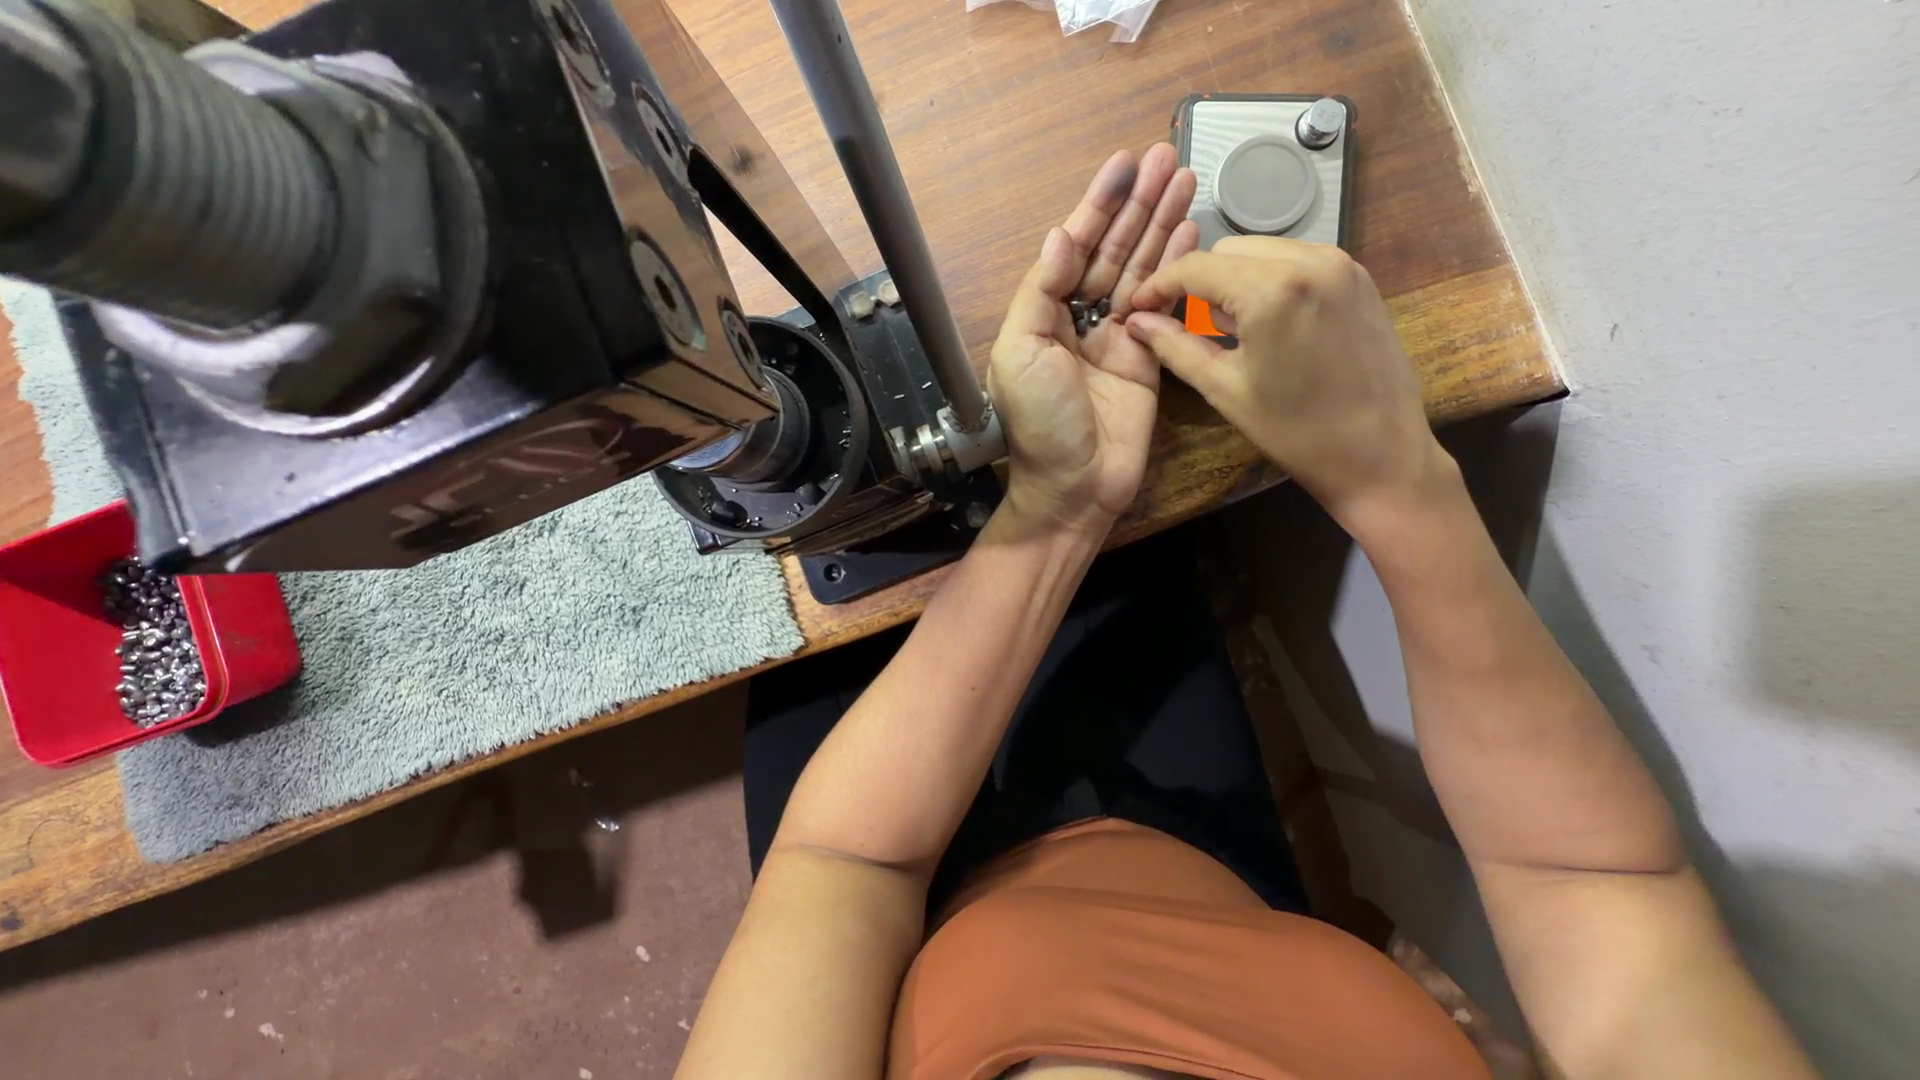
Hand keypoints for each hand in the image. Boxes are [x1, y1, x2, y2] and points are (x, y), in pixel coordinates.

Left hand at [989, 144, 1198, 535]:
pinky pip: (1164, 304)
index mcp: (1042, 314)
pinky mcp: (1147, 358)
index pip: (1075, 248)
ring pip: (1142, 269)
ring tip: (1185, 179)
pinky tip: (1193, 233)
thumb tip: (1061, 235)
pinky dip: (1178, 269)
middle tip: (1166, 157)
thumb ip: (1040, 291)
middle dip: (1138, 205)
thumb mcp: (1020, 351)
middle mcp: (1078, 319)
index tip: (1123, 166)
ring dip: (1162, 225)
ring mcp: (1116, 337)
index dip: (1098, 207)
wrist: (1074, 485)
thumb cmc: (1040, 423)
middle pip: (1113, 250)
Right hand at [1125, 236, 1443, 525]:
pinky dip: (1270, 281)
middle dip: (1199, 282)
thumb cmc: (1295, 431)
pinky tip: (1266, 324)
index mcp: (1272, 290)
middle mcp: (1310, 261)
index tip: (1138, 308)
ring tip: (1228, 329)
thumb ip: (1175, 346)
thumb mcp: (1224, 388)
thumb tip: (1136, 321)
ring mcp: (1341, 265)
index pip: (1197, 267)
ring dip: (1235, 280)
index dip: (1160, 285)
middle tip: (1184, 324)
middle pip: (1229, 250)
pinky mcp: (1359, 277)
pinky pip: (1298, 261)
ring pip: (1264, 251)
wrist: (1380, 453)